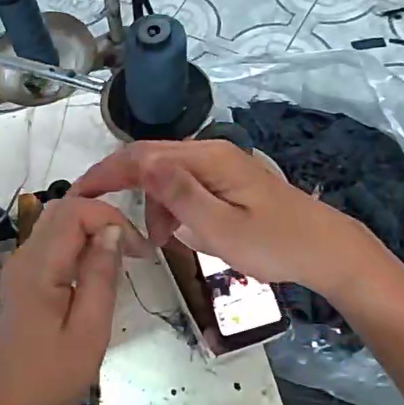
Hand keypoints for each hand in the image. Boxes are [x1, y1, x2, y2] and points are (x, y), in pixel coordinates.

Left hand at [0, 197, 147, 404]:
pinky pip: (51, 247)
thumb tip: (113, 231)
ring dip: (91, 231)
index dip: (111, 218)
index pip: (74, 211)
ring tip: (121, 258)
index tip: (139, 250)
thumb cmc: (53, 378)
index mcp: (39, 268)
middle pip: (63, 211)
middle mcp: (24, 258)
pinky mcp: (22, 281)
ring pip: (56, 225)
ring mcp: (19, 269)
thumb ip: (101, 275)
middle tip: (134, 250)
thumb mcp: (90, 330)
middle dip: (103, 219)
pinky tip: (97, 272)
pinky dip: (78, 246)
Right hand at [71, 140, 377, 291]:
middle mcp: (210, 153)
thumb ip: (180, 195)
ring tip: (158, 243)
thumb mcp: (222, 227)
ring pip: (167, 177)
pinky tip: (180, 235)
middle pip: (151, 161)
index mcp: (206, 159)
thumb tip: (140, 164)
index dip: (105, 172)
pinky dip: (173, 209)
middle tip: (99, 219)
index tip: (77, 194)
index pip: (141, 155)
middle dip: (122, 187)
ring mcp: (220, 166)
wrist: (325, 250)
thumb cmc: (275, 244)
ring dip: (153, 206)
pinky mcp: (227, 182)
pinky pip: (186, 188)